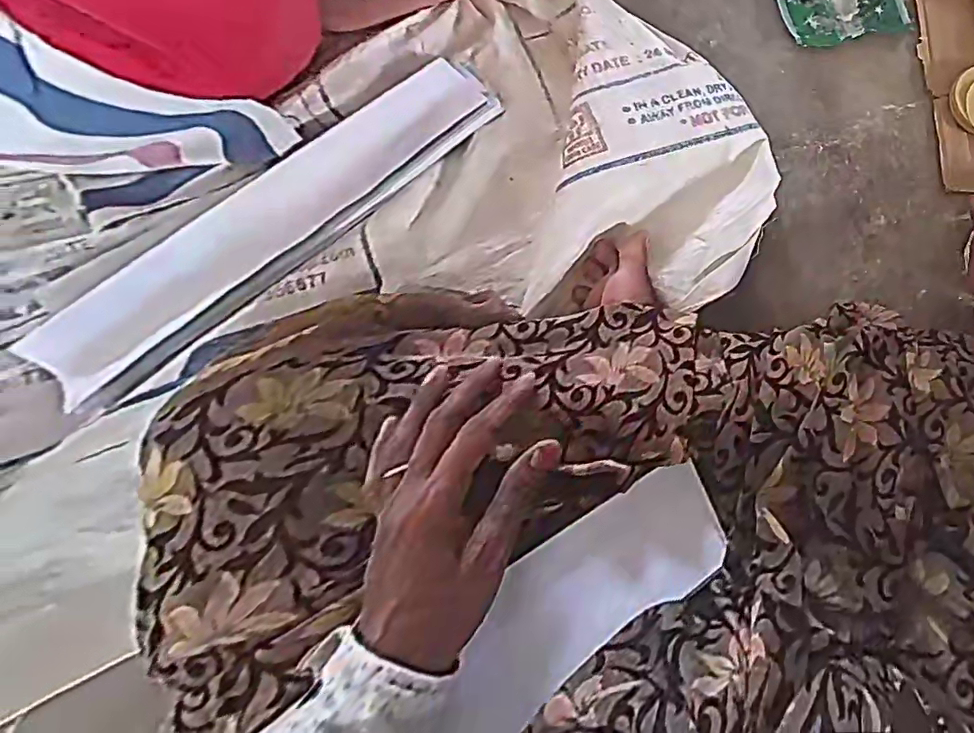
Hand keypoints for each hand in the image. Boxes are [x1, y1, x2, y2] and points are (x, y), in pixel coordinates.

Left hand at [356, 360, 555, 674]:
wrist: (393, 653)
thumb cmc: (448, 606)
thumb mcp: (489, 555)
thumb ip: (514, 497)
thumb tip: (546, 448)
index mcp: (435, 503)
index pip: (474, 437)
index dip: (503, 405)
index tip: (530, 380)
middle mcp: (406, 495)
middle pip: (437, 428)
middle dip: (468, 390)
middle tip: (496, 363)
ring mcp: (389, 504)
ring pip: (406, 439)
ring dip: (427, 401)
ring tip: (444, 370)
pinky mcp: (384, 515)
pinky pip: (384, 465)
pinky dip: (393, 436)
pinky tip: (398, 419)